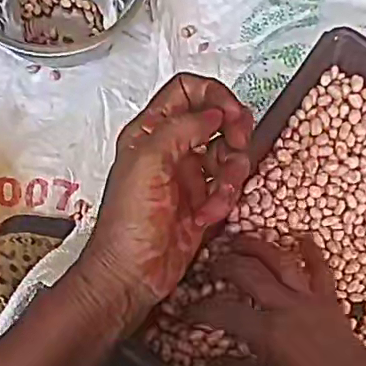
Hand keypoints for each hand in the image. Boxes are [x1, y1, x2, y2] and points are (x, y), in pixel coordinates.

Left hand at [78, 74, 253, 321]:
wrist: (132, 273)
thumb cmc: (128, 223)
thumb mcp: (148, 162)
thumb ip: (181, 128)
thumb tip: (215, 113)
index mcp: (151, 132)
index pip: (187, 91)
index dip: (214, 95)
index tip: (231, 114)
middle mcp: (171, 150)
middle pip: (216, 121)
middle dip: (233, 132)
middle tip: (237, 144)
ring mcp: (189, 178)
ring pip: (228, 156)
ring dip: (231, 175)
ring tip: (218, 195)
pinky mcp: (203, 204)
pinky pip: (227, 190)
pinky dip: (224, 202)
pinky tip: (207, 218)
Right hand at [190, 235, 365, 365]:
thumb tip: (208, 365)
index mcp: (267, 332)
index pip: (222, 312)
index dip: (199, 310)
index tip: (185, 313)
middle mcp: (287, 307)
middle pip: (248, 273)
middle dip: (223, 266)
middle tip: (207, 268)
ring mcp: (311, 300)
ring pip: (280, 261)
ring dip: (257, 246)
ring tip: (238, 239)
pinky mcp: (330, 302)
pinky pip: (320, 270)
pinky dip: (311, 251)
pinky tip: (301, 237)